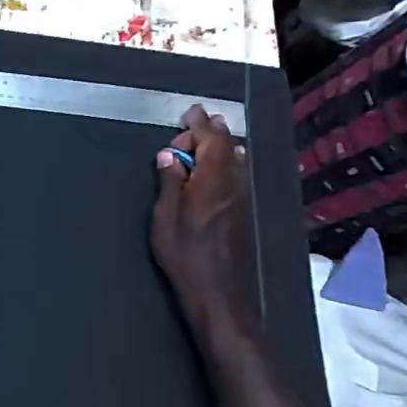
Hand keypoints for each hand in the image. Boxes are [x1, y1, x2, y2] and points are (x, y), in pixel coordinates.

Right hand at [151, 105, 256, 349]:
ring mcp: (241, 198)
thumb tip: (169, 156)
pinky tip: (216, 166)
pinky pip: (237, 173)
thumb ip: (169, 182)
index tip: (190, 113)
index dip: (200, 125)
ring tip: (203, 138)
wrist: (219, 293)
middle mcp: (233, 184)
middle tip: (190, 125)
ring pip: (235, 160)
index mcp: (212, 182)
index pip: (211, 141)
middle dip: (210, 131)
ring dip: (219, 145)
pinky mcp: (242, 210)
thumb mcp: (165, 218)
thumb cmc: (185, 255)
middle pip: (227, 146)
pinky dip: (225, 160)